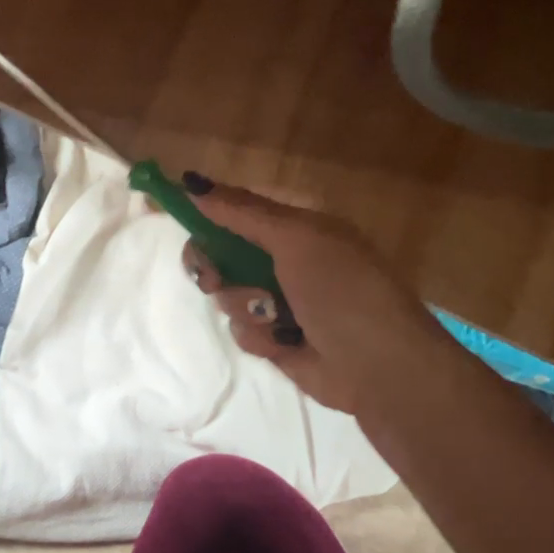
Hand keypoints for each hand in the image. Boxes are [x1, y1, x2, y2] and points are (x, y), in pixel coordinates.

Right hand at [181, 180, 453, 414]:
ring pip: (226, 290)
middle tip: (214, 277)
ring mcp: (281, 299)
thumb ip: (241, 211)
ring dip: (243, 302)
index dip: (204, 207)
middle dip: (213, 262)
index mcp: (299, 224)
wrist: (385, 371)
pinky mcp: (277, 338)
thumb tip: (191, 181)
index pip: (238, 205)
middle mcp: (286, 257)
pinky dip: (259, 334)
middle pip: (221, 248)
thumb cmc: (343, 291)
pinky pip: (241, 327)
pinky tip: (284, 341)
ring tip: (272, 315)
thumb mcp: (295, 238)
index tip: (169, 209)